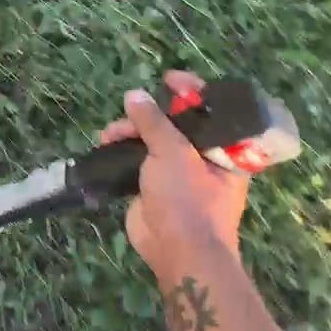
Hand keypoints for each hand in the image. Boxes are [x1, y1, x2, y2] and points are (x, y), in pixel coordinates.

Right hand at [99, 71, 250, 280]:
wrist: (178, 251)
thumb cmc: (188, 200)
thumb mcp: (173, 153)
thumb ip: (153, 122)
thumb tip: (134, 95)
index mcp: (224, 153)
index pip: (215, 113)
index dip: (195, 92)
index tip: (170, 79)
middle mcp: (204, 161)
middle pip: (176, 125)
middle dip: (148, 115)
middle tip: (128, 112)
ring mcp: (178, 176)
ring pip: (152, 141)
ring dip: (129, 132)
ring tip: (109, 135)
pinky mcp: (154, 188)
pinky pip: (137, 160)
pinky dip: (121, 150)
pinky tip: (106, 146)